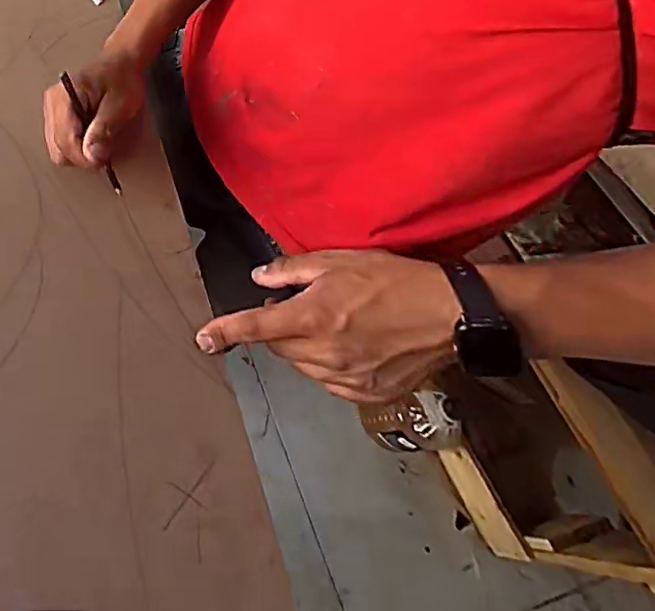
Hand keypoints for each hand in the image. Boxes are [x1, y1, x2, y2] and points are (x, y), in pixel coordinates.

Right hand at [42, 46, 147, 167]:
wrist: (120, 63)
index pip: (64, 139)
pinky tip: (90, 135)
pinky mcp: (55, 115)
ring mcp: (51, 109)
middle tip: (103, 151)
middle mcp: (52, 102)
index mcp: (64, 96)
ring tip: (98, 140)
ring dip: (78, 152)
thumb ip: (104, 129)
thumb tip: (91, 156)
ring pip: (57, 148)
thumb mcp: (120, 104)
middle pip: (57, 148)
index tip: (102, 161)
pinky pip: (60, 142)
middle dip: (81, 155)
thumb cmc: (122, 79)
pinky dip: (76, 146)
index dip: (83, 156)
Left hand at [193, 250, 460, 403]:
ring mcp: (348, 377)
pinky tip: (346, 344)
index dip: (225, 332)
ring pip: (301, 365)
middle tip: (297, 305)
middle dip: (276, 327)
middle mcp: (326, 352)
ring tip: (329, 321)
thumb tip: (259, 278)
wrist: (449, 313)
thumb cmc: (392, 279)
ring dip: (300, 346)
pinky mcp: (368, 393)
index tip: (204, 339)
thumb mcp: (336, 260)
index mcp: (313, 317)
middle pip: (277, 347)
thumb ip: (290, 270)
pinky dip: (325, 363)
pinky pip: (328, 380)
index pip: (256, 328)